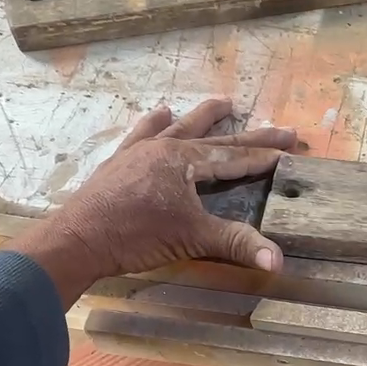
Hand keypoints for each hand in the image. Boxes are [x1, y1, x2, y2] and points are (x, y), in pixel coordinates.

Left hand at [8, 99, 297, 304]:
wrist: (77, 240)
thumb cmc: (136, 236)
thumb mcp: (194, 239)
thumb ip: (237, 245)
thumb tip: (278, 262)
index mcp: (184, 161)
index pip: (235, 158)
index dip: (264, 157)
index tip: (290, 151)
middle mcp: (165, 148)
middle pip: (216, 140)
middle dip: (252, 137)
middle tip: (282, 129)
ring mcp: (140, 152)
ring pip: (180, 128)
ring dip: (204, 117)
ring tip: (224, 103)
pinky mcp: (120, 163)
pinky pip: (142, 135)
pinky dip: (153, 123)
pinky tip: (161, 112)